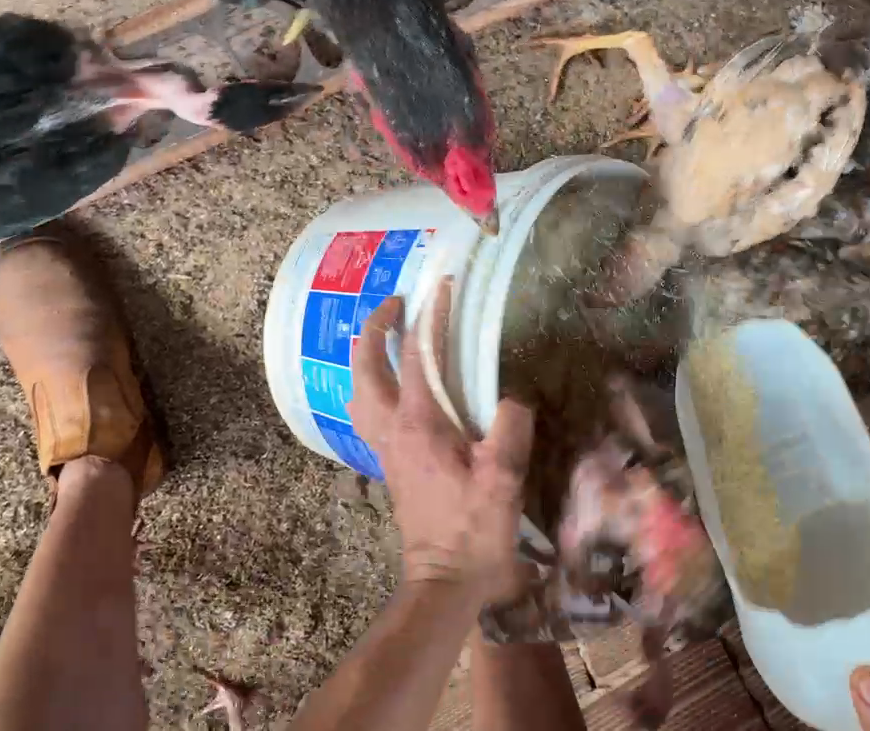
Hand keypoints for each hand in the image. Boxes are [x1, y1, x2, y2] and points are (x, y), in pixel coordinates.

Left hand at [349, 277, 535, 598]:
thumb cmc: (473, 530)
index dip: (431, 317)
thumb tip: (510, 397)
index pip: (420, 357)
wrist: (443, 581)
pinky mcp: (389, 464)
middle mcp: (392, 429)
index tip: (442, 287)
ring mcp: (385, 448)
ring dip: (367, 357)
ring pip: (360, 389)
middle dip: (376, 329)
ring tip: (385, 338)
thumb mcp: (504, 477)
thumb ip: (509, 426)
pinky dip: (371, 384)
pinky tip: (391, 387)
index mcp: (419, 424)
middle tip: (394, 304)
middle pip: (367, 367)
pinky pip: (368, 410)